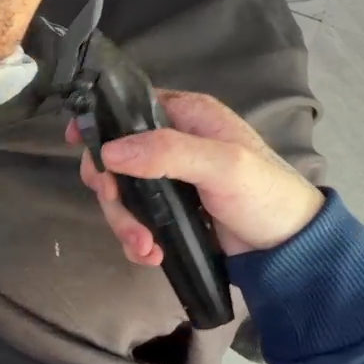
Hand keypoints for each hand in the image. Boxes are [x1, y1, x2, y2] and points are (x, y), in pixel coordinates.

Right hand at [71, 89, 323, 263]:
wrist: (288, 249)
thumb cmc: (266, 193)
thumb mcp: (223, 165)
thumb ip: (168, 152)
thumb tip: (110, 151)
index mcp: (187, 116)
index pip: (129, 108)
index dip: (99, 123)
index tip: (75, 142)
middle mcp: (172, 144)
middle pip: (115, 159)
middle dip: (113, 192)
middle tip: (118, 210)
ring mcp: (167, 181)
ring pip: (122, 195)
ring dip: (125, 223)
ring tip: (145, 248)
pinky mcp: (168, 213)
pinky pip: (135, 221)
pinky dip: (136, 240)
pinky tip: (151, 255)